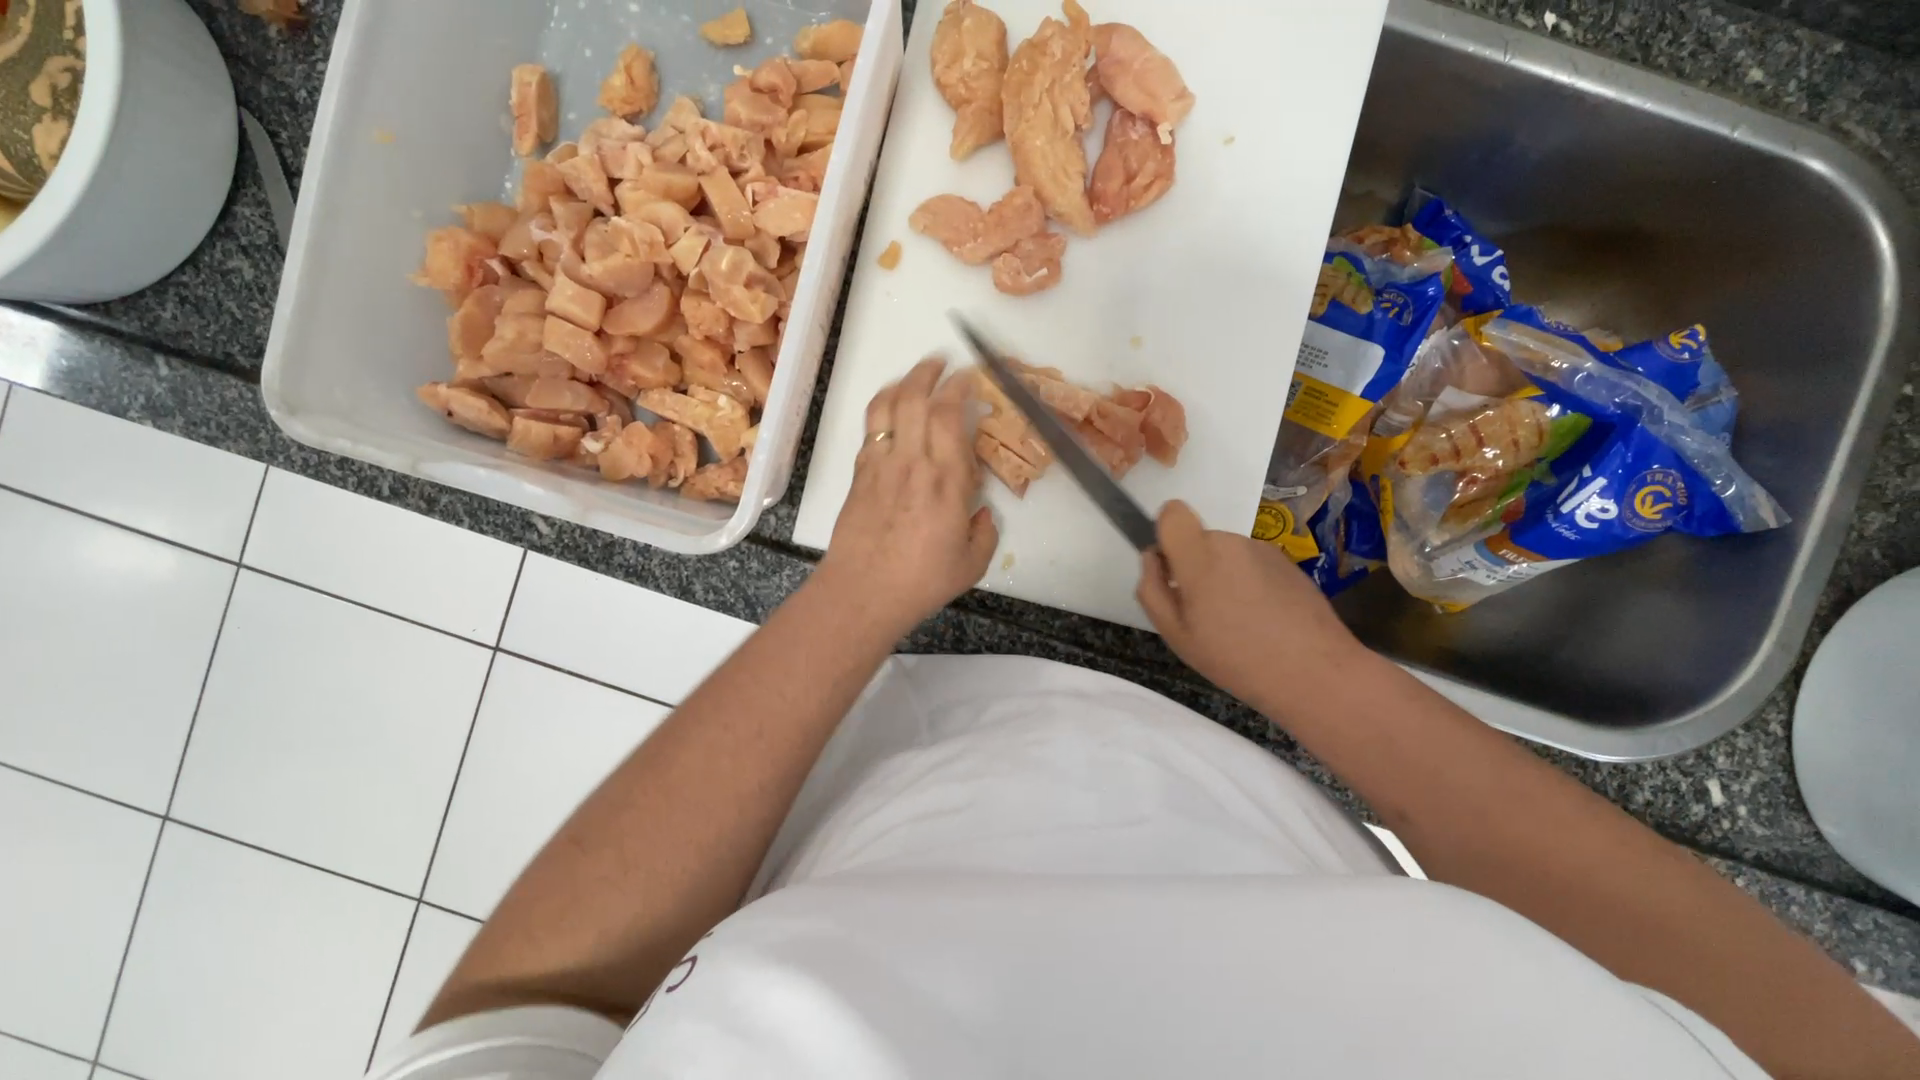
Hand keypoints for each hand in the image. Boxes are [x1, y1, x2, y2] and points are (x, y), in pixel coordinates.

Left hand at [816, 357, 997, 636]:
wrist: (863, 592)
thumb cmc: (921, 581)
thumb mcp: (971, 563)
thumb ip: (984, 533)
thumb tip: (982, 514)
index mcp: (947, 480)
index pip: (951, 415)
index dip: (960, 387)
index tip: (970, 377)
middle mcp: (913, 462)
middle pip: (917, 398)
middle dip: (932, 372)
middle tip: (945, 364)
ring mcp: (881, 464)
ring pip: (888, 406)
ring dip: (904, 381)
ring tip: (918, 373)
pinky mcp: (859, 474)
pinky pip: (870, 428)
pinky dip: (882, 406)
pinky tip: (891, 407)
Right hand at [1136, 500, 1363, 712]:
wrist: (1315, 671)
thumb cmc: (1236, 658)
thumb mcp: (1177, 635)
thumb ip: (1153, 590)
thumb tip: (1152, 558)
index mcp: (1200, 557)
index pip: (1173, 513)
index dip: (1165, 534)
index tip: (1171, 570)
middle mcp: (1232, 543)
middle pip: (1199, 540)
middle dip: (1195, 567)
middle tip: (1205, 614)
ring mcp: (1264, 550)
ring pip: (1227, 555)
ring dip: (1223, 578)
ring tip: (1238, 624)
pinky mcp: (1288, 563)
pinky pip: (1252, 565)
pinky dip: (1250, 585)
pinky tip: (1263, 621)